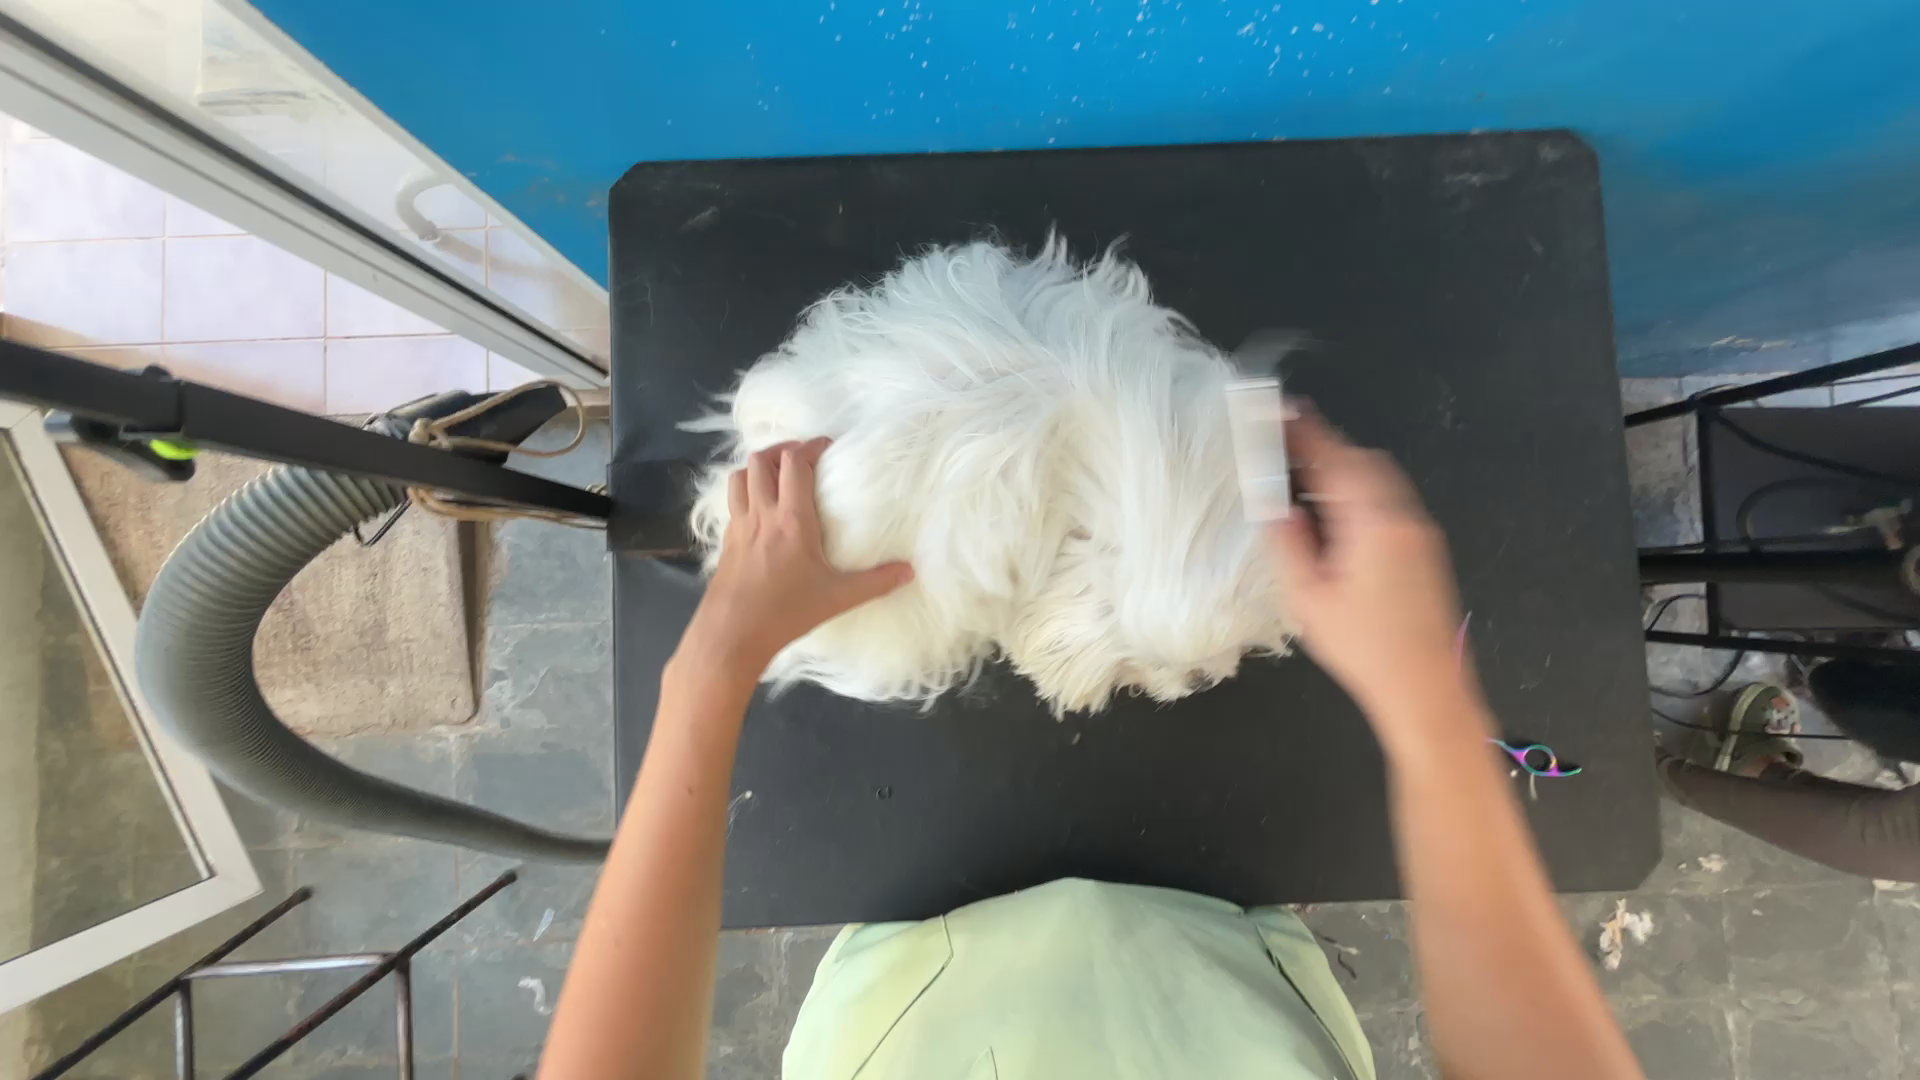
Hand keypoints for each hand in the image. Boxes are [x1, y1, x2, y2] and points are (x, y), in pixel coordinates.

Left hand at [675, 438, 913, 684]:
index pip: (795, 464)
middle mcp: (762, 514)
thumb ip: (875, 583)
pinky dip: (745, 492)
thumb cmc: (786, 612)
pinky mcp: (726, 541)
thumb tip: (909, 572)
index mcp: (791, 519)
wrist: (731, 635)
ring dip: (758, 468)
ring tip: (777, 475)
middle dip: (782, 450)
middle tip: (803, 458)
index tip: (827, 446)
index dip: (810, 446)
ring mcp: (739, 526)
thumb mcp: (838, 598)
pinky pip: (733, 502)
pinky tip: (760, 509)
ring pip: (739, 477)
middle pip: (761, 461)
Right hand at [1268, 404, 1476, 729]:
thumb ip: (1288, 543)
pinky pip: (1387, 501)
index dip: (1306, 432)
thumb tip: (1277, 507)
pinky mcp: (1423, 550)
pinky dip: (1356, 490)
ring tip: (1302, 476)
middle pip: (1364, 463)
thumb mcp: (1307, 596)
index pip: (1336, 461)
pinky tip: (1332, 513)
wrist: (1425, 686)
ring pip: (1378, 481)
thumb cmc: (1361, 644)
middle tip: (1285, 444)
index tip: (1280, 410)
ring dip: (1341, 469)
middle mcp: (1404, 519)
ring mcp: (1419, 534)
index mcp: (1374, 524)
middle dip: (1324, 446)